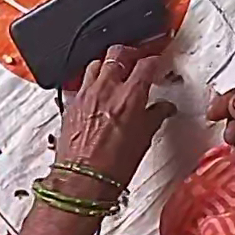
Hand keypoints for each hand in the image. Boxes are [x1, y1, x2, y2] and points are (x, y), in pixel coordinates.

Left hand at [55, 45, 176, 197]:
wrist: (83, 181)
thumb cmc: (112, 167)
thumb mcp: (143, 139)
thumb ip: (154, 116)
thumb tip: (162, 109)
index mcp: (129, 97)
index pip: (146, 64)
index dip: (155, 59)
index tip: (157, 61)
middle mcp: (106, 90)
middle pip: (118, 53)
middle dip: (131, 52)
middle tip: (138, 58)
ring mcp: (86, 95)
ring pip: (97, 63)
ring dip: (109, 64)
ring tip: (117, 71)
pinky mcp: (72, 103)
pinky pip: (83, 81)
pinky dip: (93, 81)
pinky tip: (99, 90)